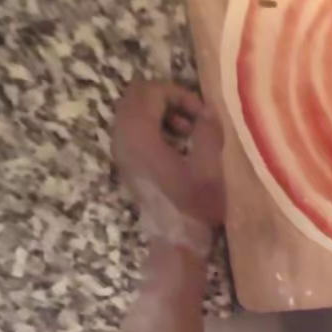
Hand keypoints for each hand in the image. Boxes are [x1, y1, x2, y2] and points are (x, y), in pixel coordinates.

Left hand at [112, 82, 225, 244]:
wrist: (176, 240)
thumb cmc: (193, 207)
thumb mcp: (209, 169)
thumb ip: (208, 133)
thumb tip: (209, 113)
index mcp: (139, 135)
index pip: (151, 91)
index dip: (179, 94)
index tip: (203, 114)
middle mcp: (123, 138)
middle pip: (137, 96)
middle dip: (168, 100)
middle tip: (194, 118)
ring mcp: (121, 151)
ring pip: (134, 112)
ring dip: (162, 114)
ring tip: (188, 132)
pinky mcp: (127, 163)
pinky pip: (134, 129)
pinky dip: (154, 128)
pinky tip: (177, 146)